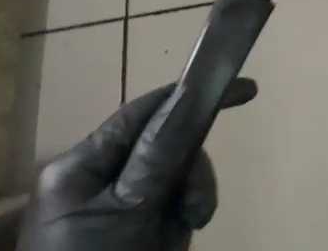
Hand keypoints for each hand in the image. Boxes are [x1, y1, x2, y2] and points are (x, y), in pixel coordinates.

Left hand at [19, 78, 257, 250]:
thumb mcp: (134, 212)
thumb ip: (163, 151)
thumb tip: (190, 91)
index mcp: (79, 167)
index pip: (146, 110)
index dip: (193, 95)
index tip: (248, 91)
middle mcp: (89, 180)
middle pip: (162, 146)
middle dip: (190, 175)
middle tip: (198, 213)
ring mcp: (102, 211)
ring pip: (168, 179)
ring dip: (186, 204)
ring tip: (181, 238)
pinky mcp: (117, 235)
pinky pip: (161, 210)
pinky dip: (175, 225)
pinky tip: (171, 246)